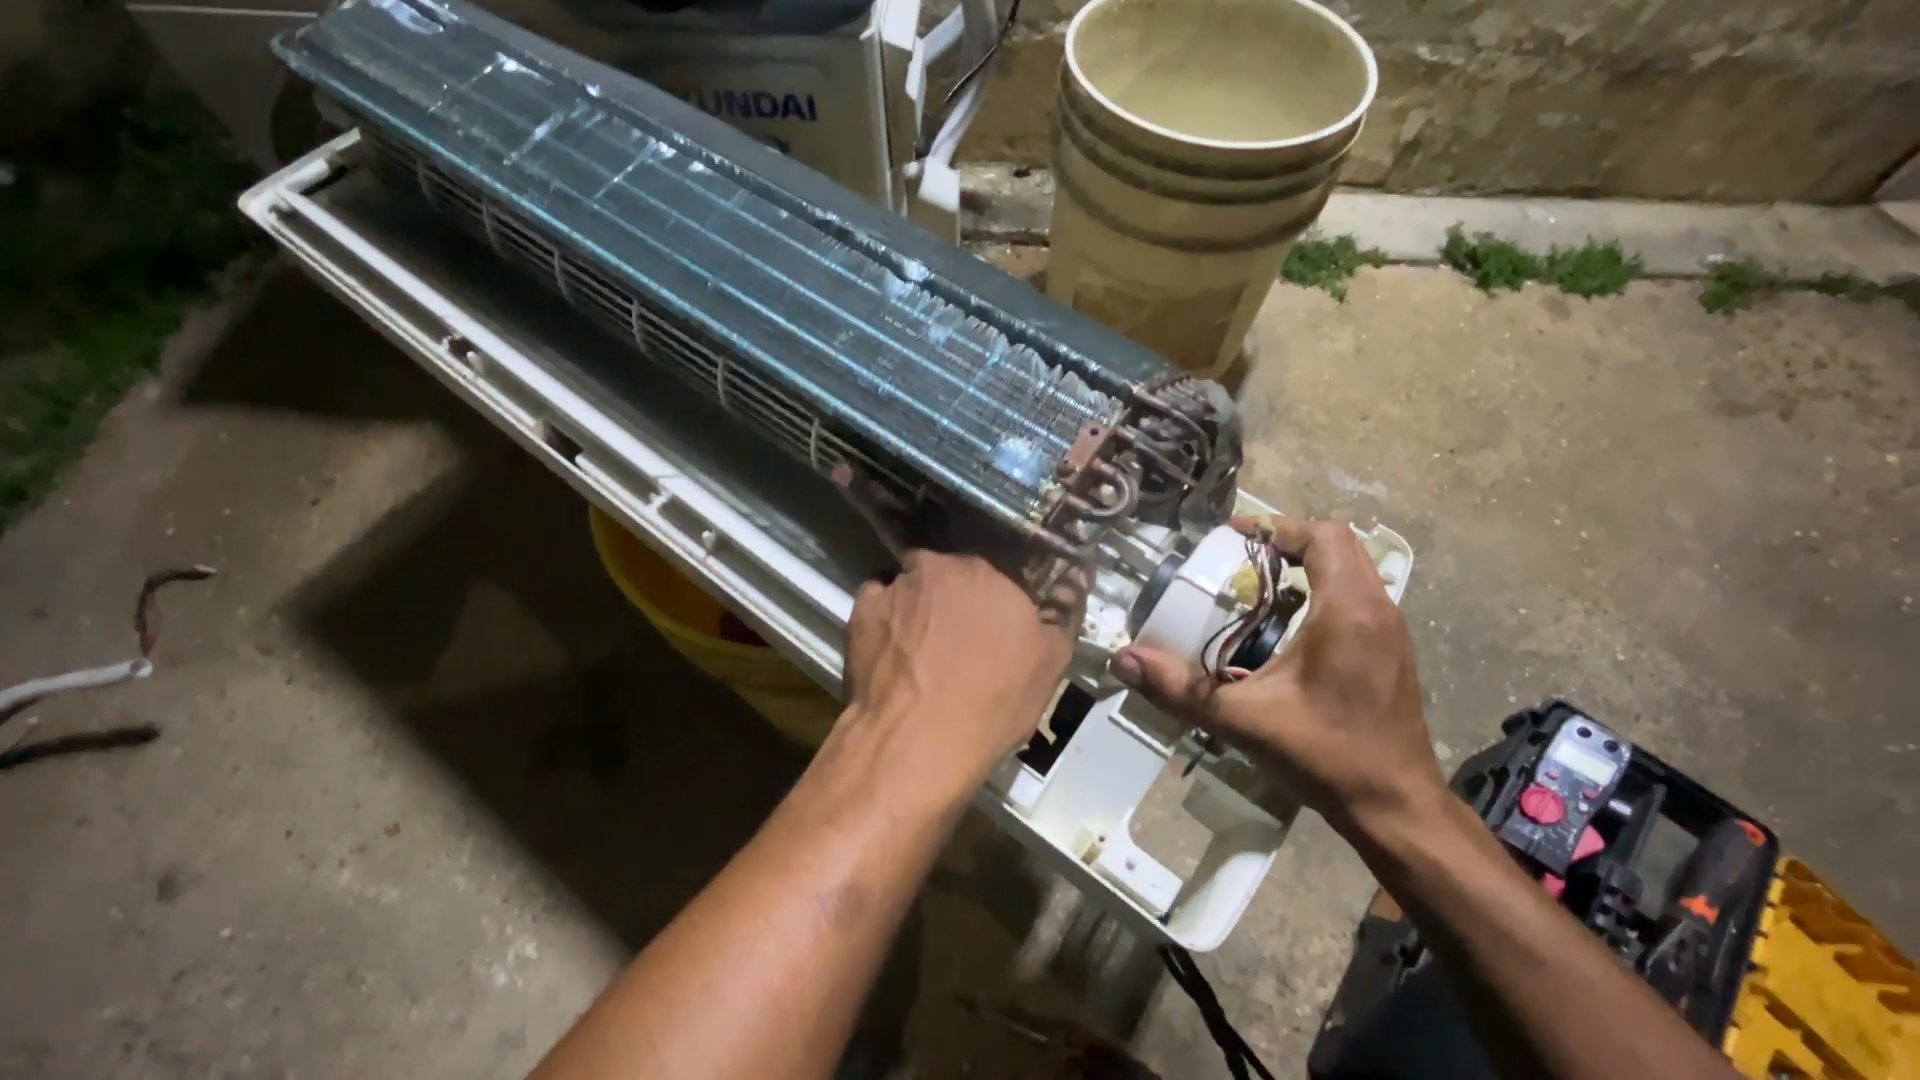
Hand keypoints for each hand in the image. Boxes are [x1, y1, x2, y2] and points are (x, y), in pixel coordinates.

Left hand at [836, 551, 1082, 800]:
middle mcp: (938, 566)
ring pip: (911, 586)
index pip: (996, 566)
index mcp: (987, 570)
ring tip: (922, 648)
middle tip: (960, 636)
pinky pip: (877, 604)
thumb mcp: (1051, 661)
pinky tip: (893, 651)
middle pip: (949, 572)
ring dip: (919, 606)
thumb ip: (1065, 611)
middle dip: (955, 596)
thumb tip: (1078, 575)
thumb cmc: (994, 700)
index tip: (996, 619)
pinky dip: (885, 619)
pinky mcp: (860, 611)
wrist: (917, 740)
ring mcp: (894, 586)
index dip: (996, 594)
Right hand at [1109, 517, 1441, 834]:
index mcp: (1348, 611)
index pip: (1322, 536)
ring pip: (1352, 575)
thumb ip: (1179, 689)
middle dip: (1289, 544)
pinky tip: (1287, 634)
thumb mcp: (1242, 719)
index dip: (1277, 525)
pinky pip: (1359, 602)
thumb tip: (1123, 661)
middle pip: (1339, 547)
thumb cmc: (1324, 754)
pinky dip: (1323, 597)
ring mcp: (1391, 634)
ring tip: (1257, 592)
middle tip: (1240, 561)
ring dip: (1307, 571)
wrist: (1394, 807)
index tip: (1233, 535)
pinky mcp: (1393, 656)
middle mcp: (1378, 610)